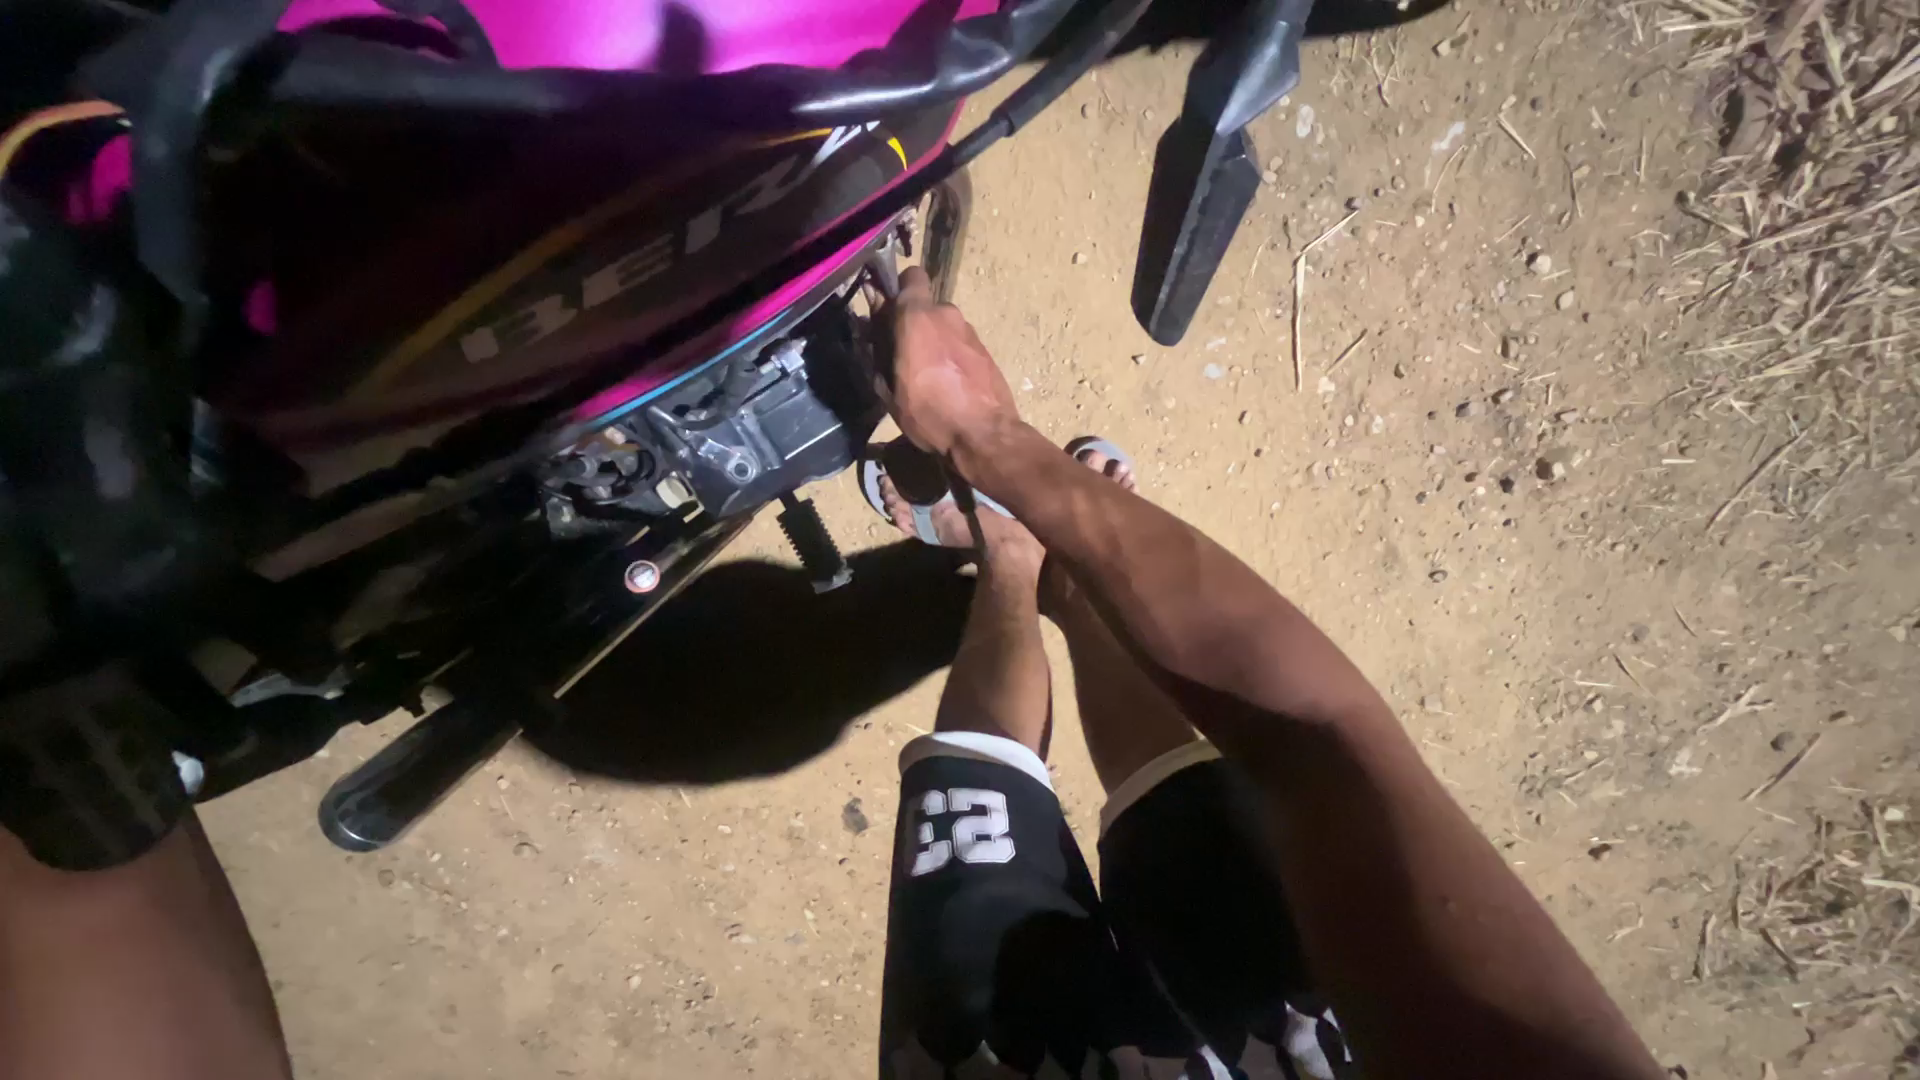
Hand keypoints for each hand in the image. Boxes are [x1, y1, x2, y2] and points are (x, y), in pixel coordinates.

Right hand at [877, 267, 1018, 455]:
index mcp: (918, 317)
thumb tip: (872, 328)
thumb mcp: (890, 389)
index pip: (910, 276)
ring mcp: (970, 332)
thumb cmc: (930, 413)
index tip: (888, 314)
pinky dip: (952, 357)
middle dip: (914, 325)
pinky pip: (960, 345)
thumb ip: (878, 351)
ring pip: (944, 328)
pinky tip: (949, 385)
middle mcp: (947, 315)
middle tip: (903, 355)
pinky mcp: (986, 351)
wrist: (984, 435)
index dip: (899, 291)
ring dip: (934, 343)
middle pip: (926, 308)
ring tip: (928, 377)